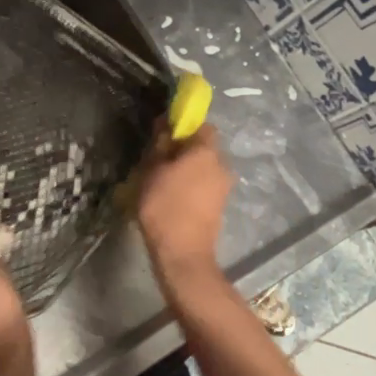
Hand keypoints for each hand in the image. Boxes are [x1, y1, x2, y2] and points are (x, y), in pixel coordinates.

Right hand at [135, 122, 231, 284]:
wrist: (183, 252)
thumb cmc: (163, 205)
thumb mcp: (152, 170)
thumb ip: (160, 144)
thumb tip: (165, 124)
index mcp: (207, 152)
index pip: (203, 125)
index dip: (184, 126)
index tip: (165, 135)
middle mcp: (222, 165)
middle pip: (205, 147)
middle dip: (185, 149)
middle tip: (160, 159)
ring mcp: (224, 187)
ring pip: (205, 167)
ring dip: (188, 169)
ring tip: (165, 180)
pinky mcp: (220, 204)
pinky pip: (206, 184)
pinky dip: (193, 185)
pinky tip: (174, 197)